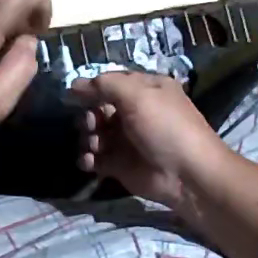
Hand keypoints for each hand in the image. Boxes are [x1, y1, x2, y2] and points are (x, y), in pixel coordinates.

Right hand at [69, 71, 229, 215]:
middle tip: (93, 124)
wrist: (184, 173)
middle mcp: (133, 113)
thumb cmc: (164, 127)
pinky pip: (94, 158)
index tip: (73, 95)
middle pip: (98, 109)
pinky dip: (88, 159)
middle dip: (90, 116)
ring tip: (96, 146)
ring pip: (93, 134)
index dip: (92, 88)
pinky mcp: (118, 164)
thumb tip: (74, 85)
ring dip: (88, 138)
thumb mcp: (138, 95)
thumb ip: (105, 85)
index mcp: (144, 91)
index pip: (111, 84)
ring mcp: (125, 140)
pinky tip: (90, 162)